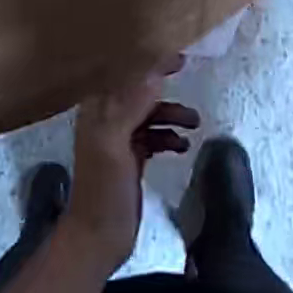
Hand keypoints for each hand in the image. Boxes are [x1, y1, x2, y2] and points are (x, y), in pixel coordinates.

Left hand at [60, 56, 200, 272]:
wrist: (99, 237)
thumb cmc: (103, 187)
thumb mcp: (114, 142)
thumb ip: (131, 106)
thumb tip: (155, 73)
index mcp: (98, 109)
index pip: (124, 73)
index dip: (148, 61)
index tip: (175, 54)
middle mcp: (107, 117)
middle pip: (138, 88)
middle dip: (162, 82)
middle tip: (186, 70)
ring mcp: (120, 138)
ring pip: (150, 112)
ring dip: (172, 113)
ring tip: (194, 123)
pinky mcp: (132, 157)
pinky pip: (154, 134)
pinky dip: (169, 136)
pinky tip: (181, 146)